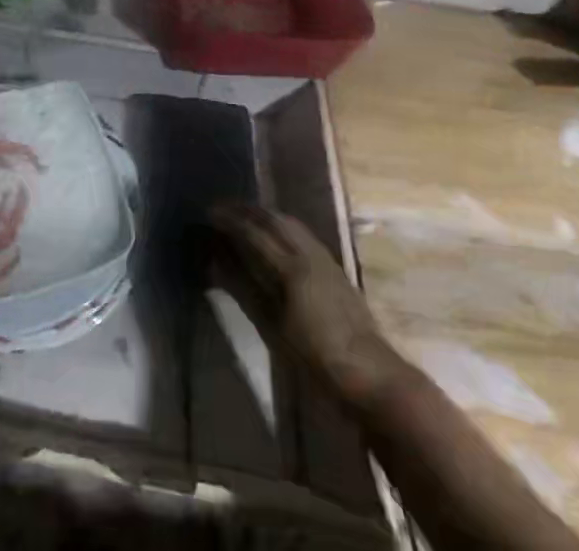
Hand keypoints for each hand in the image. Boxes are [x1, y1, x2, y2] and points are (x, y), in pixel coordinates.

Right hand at [212, 204, 406, 407]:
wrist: (368, 369)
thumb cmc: (314, 354)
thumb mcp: (272, 326)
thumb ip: (243, 290)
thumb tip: (216, 263)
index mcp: (292, 267)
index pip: (255, 233)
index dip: (231, 220)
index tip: (210, 212)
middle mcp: (310, 254)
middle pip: (276, 220)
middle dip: (248, 210)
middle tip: (224, 208)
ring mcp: (326, 259)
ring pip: (293, 224)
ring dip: (267, 215)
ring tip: (245, 216)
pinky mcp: (335, 268)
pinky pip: (304, 235)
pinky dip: (283, 227)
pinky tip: (276, 236)